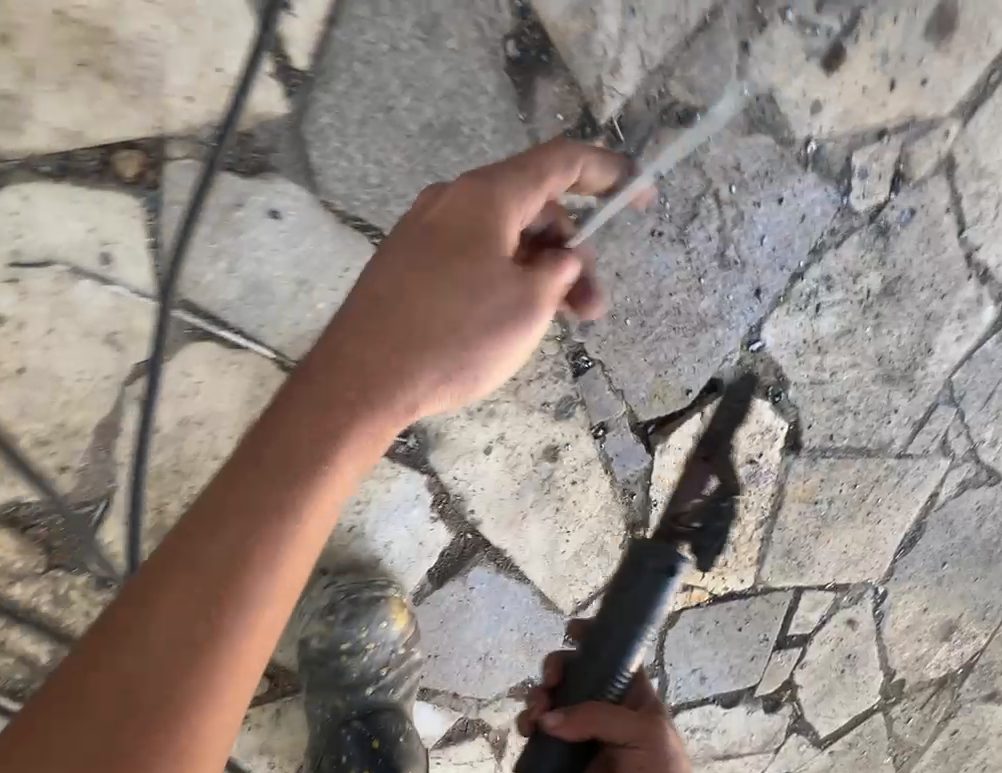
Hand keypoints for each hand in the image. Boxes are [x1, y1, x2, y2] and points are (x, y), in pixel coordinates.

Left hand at [298, 139, 634, 426]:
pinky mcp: (401, 269)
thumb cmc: (453, 338)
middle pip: (529, 210)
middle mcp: (449, 201)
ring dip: (534, 275)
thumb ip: (558, 272)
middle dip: (569, 254)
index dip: (608, 174)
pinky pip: (466, 261)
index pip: (561, 163)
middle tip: (591, 309)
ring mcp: (420, 234)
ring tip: (552, 326)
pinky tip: (503, 323)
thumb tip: (558, 260)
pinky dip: (498, 282)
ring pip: (497, 241)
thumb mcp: (527, 305)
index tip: (640, 196)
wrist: (361, 380)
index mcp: (485, 195)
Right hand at [518, 632, 714, 772]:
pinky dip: (530, 727)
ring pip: (553, 703)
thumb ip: (596, 716)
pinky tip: (528, 733)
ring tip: (534, 717)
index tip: (572, 631)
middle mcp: (609, 711)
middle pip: (575, 676)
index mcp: (636, 699)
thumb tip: (548, 719)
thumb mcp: (643, 735)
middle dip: (556, 671)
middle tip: (549, 684)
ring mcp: (586, 736)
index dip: (595, 640)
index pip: (616, 658)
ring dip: (538, 700)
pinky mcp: (567, 761)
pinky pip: (543, 735)